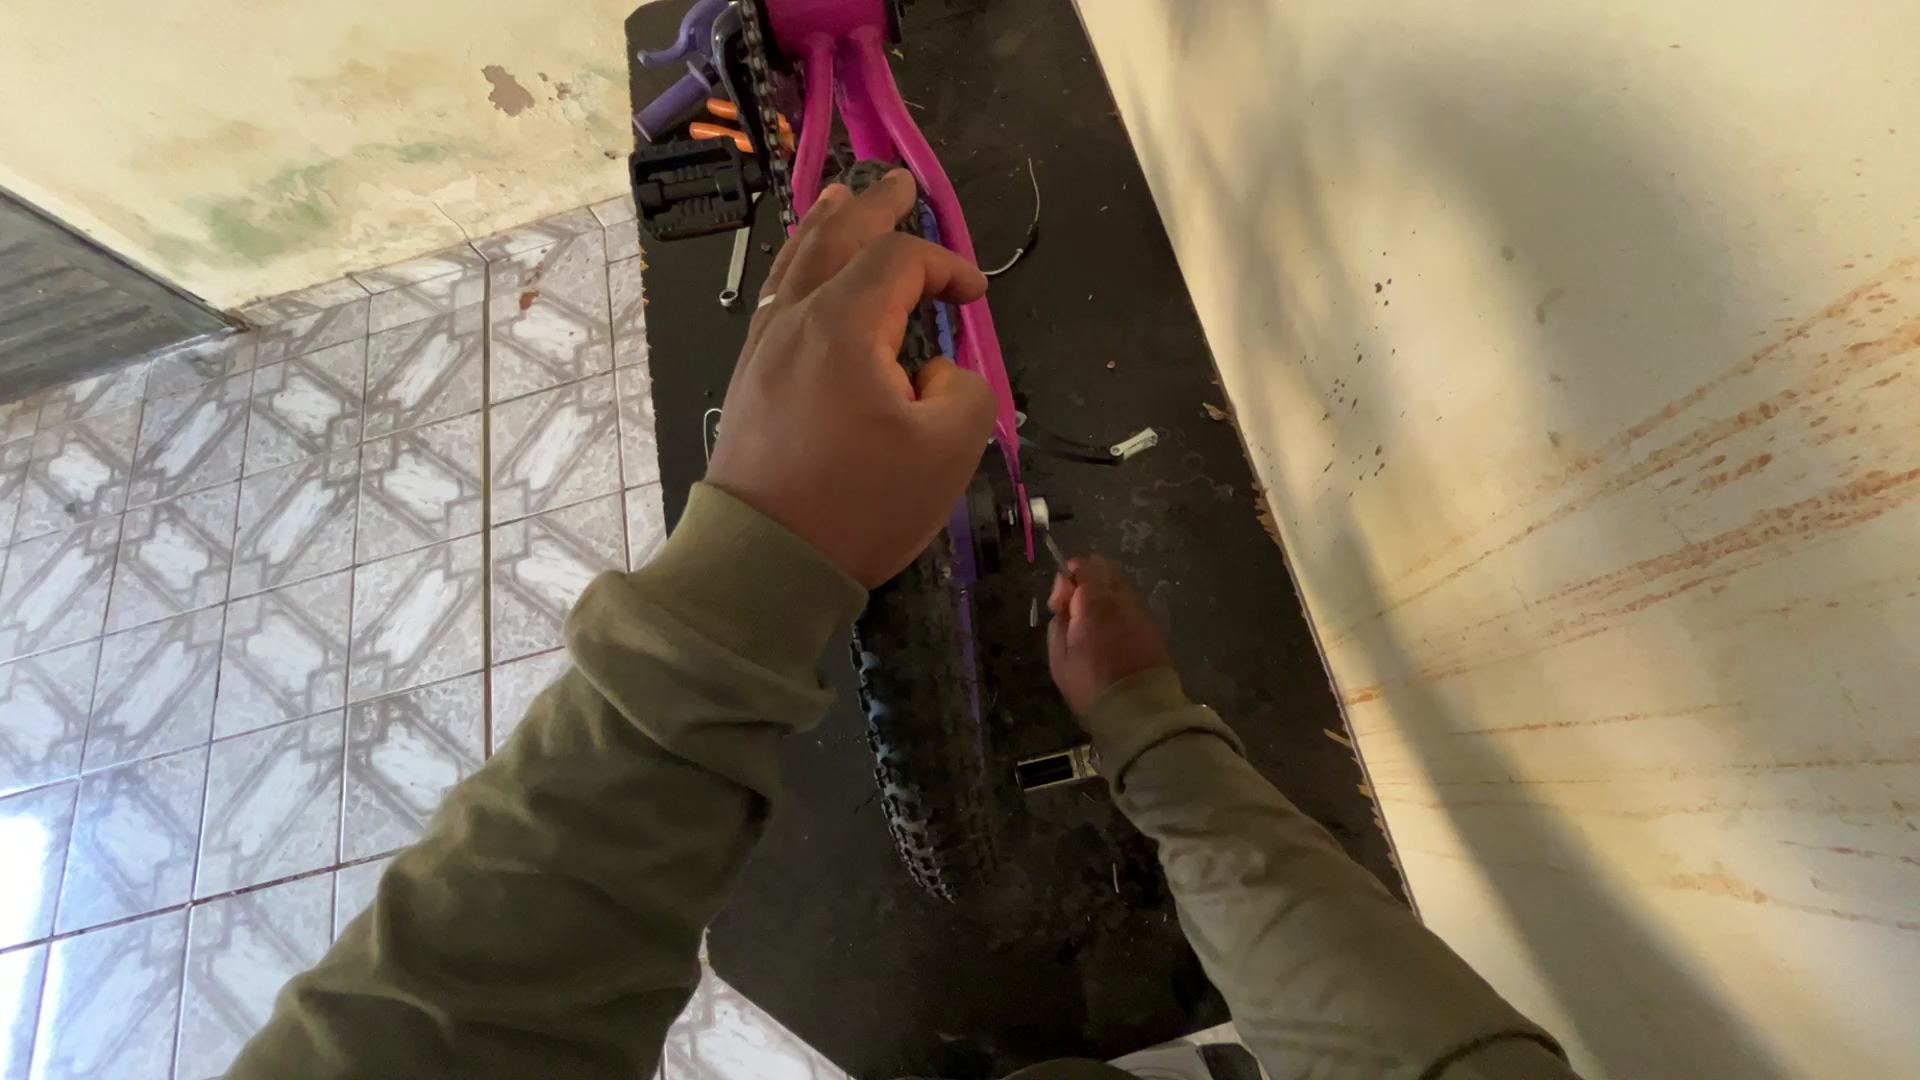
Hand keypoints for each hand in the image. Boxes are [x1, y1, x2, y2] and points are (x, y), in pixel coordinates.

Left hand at [705, 170, 994, 587]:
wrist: (768, 559)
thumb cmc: (862, 505)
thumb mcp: (948, 451)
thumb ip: (964, 390)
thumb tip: (933, 372)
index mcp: (845, 325)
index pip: (901, 262)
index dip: (946, 266)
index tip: (977, 295)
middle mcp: (796, 320)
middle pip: (837, 240)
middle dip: (875, 209)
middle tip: (901, 185)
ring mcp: (764, 348)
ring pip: (795, 265)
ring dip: (825, 227)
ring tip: (839, 200)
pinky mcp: (750, 379)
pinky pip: (774, 301)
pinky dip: (795, 270)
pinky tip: (799, 273)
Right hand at [1046, 555, 1171, 714]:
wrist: (1139, 712)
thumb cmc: (1092, 686)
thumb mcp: (1060, 657)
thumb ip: (1060, 620)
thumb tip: (1065, 600)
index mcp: (1097, 603)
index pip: (1085, 565)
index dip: (1067, 577)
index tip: (1059, 604)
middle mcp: (1123, 599)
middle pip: (1105, 568)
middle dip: (1086, 580)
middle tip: (1074, 611)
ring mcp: (1142, 612)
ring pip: (1120, 586)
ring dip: (1103, 595)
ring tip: (1093, 627)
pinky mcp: (1154, 627)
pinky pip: (1132, 605)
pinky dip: (1118, 610)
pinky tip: (1111, 637)